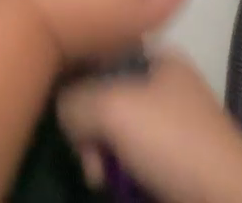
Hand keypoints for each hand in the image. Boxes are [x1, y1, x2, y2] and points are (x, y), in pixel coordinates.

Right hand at [58, 50, 241, 202]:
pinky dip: (120, 174)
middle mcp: (161, 84)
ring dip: (100, 156)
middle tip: (91, 159)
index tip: (68, 111)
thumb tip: (67, 117)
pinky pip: (130, 158)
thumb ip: (72, 100)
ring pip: (112, 131)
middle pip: (100, 95)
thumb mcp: (110, 107)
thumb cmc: (173, 143)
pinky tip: (119, 189)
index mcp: (154, 56)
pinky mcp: (173, 162)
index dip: (73, 78)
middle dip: (87, 128)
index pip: (95, 53)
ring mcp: (169, 125)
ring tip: (103, 180)